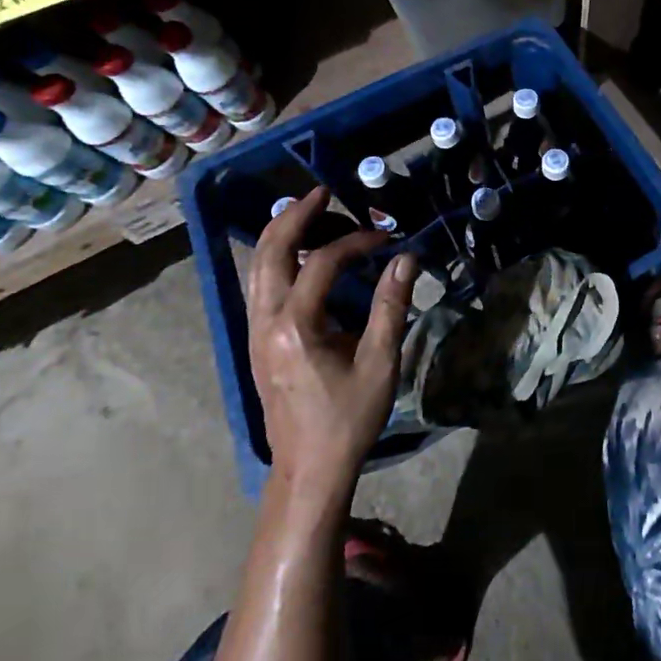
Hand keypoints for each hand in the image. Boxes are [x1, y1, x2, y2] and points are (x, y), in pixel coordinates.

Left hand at [248, 187, 416, 498]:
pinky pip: (258, 283)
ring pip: (257, 264)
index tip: (384, 238)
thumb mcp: (378, 364)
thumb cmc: (347, 420)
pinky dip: (274, 257)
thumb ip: (390, 307)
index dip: (354, 242)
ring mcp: (253, 329)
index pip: (321, 262)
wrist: (308, 468)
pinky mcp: (254, 338)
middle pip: (270, 250)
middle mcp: (265, 320)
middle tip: (321, 193)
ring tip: (306, 212)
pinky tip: (296, 254)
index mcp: (295, 326)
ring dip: (280, 233)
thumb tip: (406, 259)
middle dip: (295, 216)